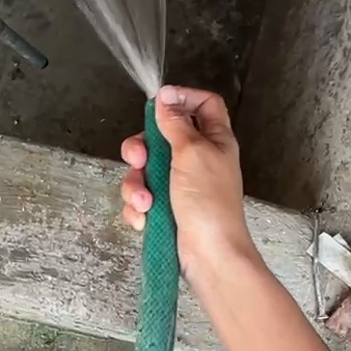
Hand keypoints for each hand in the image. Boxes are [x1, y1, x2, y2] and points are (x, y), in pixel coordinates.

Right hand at [120, 85, 256, 283]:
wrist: (208, 254)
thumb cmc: (209, 203)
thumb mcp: (192, 153)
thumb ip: (175, 122)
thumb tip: (165, 95)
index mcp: (213, 141)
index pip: (203, 105)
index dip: (183, 98)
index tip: (160, 103)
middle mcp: (196, 159)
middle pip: (159, 137)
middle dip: (141, 150)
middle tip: (138, 160)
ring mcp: (178, 185)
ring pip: (143, 170)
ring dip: (136, 186)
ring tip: (145, 203)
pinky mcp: (164, 208)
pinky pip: (140, 198)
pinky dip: (137, 208)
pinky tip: (144, 219)